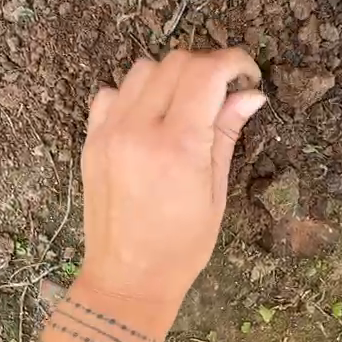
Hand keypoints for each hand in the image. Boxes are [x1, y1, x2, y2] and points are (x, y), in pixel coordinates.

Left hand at [76, 48, 266, 311]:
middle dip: (207, 67)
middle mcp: (138, 131)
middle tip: (223, 92)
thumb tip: (251, 95)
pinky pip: (111, 93)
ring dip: (171, 77)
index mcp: (177, 147)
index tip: (248, 74)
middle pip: (176, 63)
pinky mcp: (91, 141)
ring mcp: (109, 133)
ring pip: (143, 70)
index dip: (233, 62)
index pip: (206, 73)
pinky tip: (150, 118)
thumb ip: (226, 134)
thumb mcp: (216, 193)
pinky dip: (134, 94)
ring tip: (186, 106)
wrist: (126, 278)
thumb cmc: (181, 247)